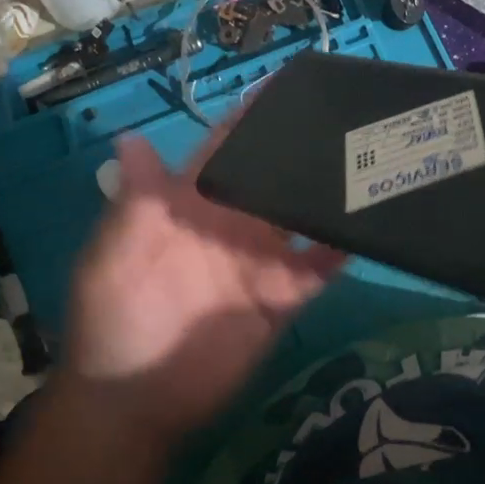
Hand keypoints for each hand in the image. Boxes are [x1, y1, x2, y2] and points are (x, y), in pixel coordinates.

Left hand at [60, 124, 346, 444]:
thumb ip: (137, 198)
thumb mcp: (116, 250)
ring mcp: (261, 259)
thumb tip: (130, 136)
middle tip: (350, 115)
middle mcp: (235, 221)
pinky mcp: (282, 297)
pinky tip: (367, 227)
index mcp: (196, 201)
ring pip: (303, 214)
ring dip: (329, 192)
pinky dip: (341, 249)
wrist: (130, 401)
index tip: (291, 83)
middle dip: (306, 146)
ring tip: (369, 160)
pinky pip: (318, 268)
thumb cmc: (115, 315)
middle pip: (276, 174)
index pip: (229, 146)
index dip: (254, 115)